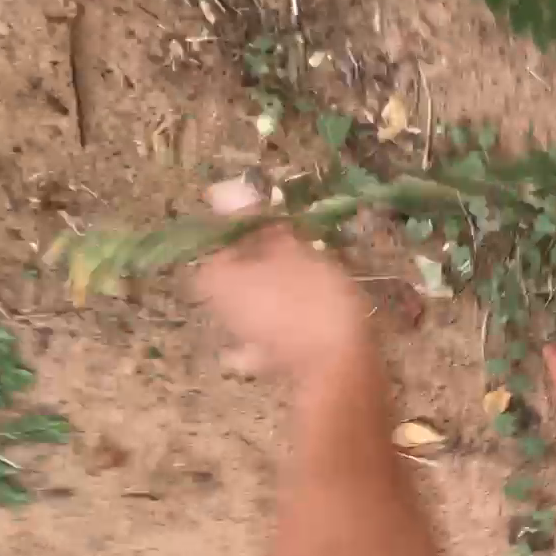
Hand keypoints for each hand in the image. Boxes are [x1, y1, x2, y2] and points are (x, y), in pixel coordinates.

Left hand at [194, 181, 373, 385]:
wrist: (341, 366)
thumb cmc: (317, 303)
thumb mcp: (294, 253)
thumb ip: (260, 224)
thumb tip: (225, 189)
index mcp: (214, 274)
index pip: (228, 238)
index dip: (260, 231)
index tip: (294, 232)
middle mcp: (218, 304)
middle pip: (244, 271)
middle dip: (271, 264)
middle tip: (310, 258)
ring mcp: (243, 334)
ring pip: (261, 300)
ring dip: (284, 292)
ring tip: (321, 289)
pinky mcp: (271, 356)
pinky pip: (279, 328)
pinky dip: (294, 323)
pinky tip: (316, 322)